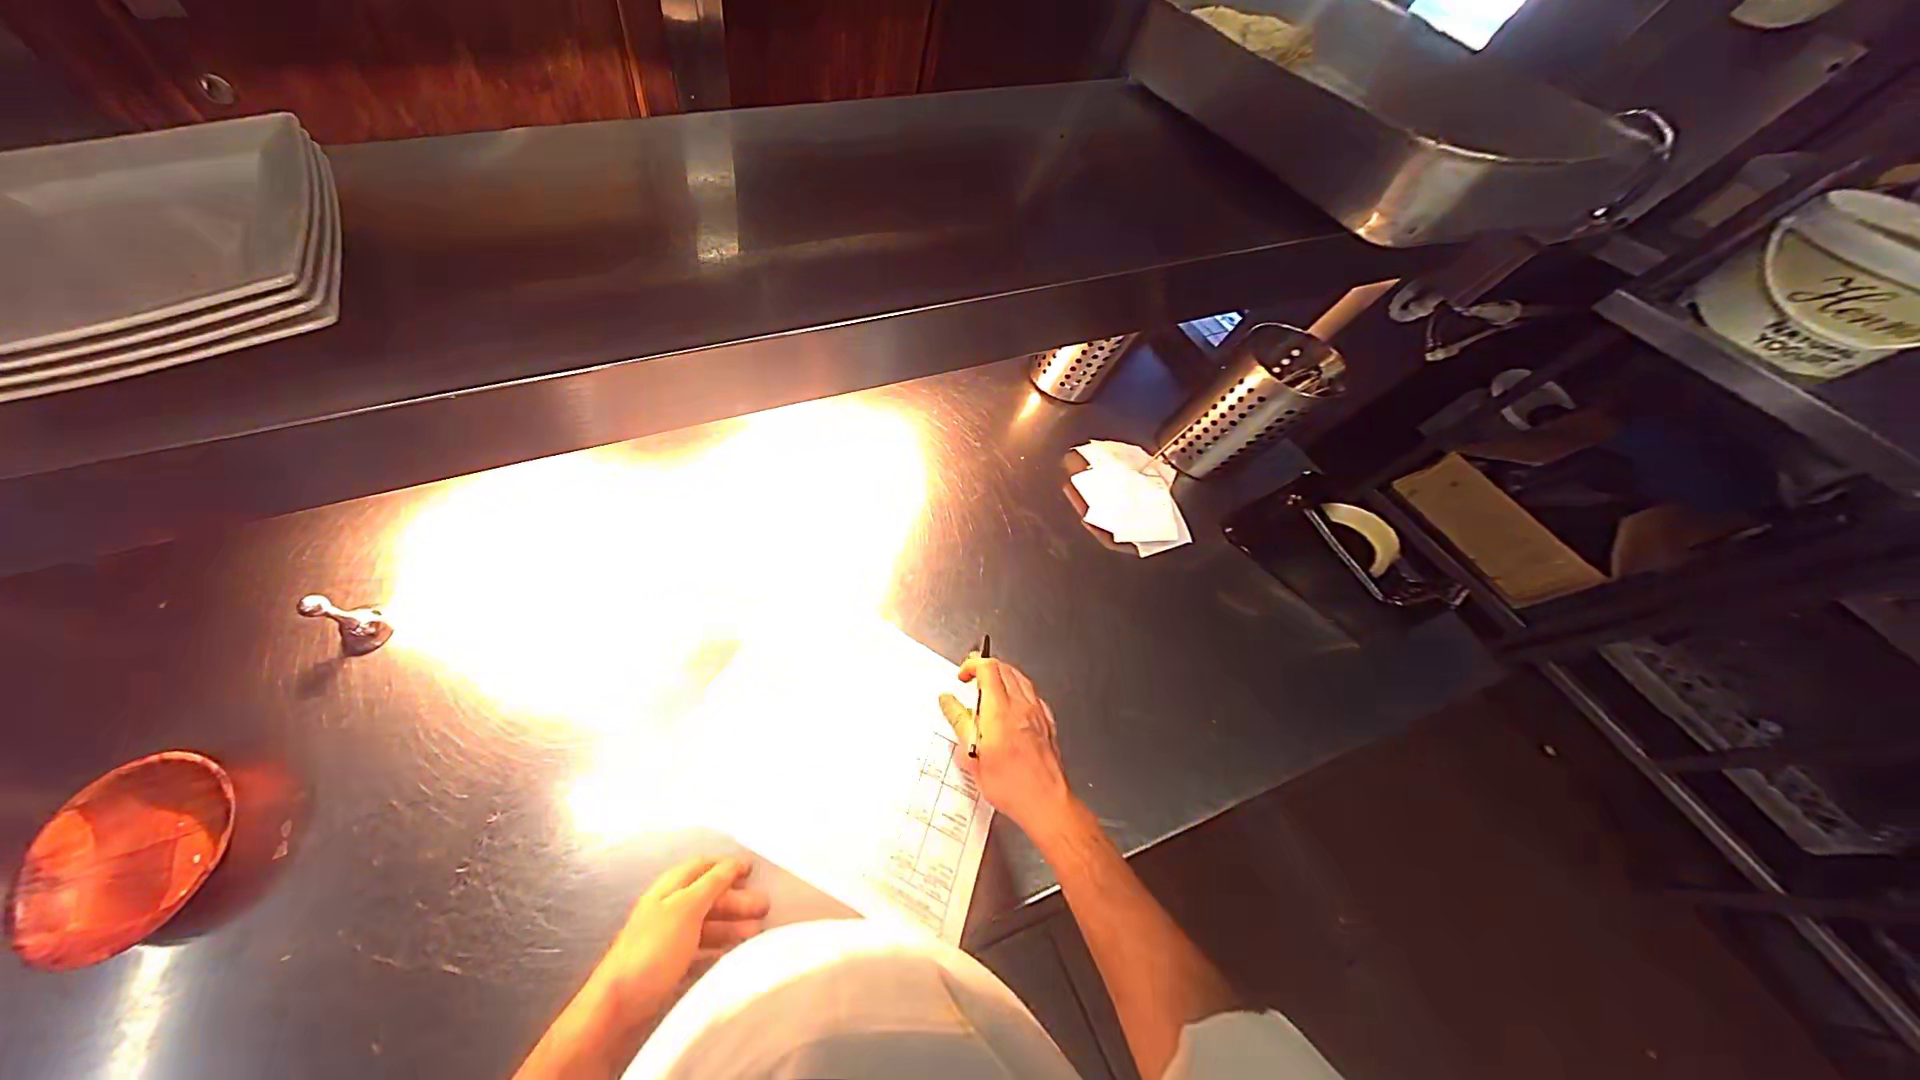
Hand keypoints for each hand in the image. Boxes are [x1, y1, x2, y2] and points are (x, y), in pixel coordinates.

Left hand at [598, 856, 768, 1020]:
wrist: (616, 1006)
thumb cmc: (654, 948)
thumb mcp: (686, 908)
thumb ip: (712, 883)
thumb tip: (734, 863)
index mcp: (670, 888)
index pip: (703, 866)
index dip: (728, 866)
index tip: (753, 871)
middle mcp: (669, 908)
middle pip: (709, 895)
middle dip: (737, 899)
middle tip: (764, 907)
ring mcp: (668, 937)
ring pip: (707, 923)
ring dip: (733, 924)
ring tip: (757, 933)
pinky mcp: (669, 964)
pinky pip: (701, 948)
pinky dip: (720, 946)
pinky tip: (735, 953)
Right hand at [939, 657, 1077, 837]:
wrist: (1046, 801)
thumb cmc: (1013, 787)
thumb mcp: (973, 758)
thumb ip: (960, 723)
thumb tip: (948, 702)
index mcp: (1000, 714)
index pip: (988, 669)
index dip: (972, 665)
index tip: (963, 675)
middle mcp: (1021, 708)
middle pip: (1004, 668)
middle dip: (985, 666)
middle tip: (972, 678)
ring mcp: (1037, 713)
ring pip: (1020, 677)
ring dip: (1002, 675)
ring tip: (989, 687)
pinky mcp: (1047, 721)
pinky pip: (1032, 693)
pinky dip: (1018, 688)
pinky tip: (1012, 702)